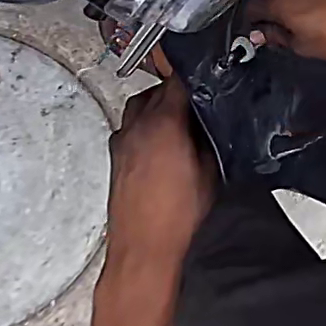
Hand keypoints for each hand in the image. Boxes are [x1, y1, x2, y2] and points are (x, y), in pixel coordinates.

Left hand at [104, 70, 212, 275]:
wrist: (144, 249)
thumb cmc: (178, 216)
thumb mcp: (210, 172)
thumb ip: (209, 138)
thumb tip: (210, 122)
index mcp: (164, 123)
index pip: (177, 82)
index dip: (194, 76)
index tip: (206, 77)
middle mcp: (138, 126)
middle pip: (157, 90)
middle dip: (177, 90)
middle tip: (197, 100)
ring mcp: (123, 141)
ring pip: (139, 105)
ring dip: (157, 104)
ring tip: (179, 119)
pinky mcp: (116, 157)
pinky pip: (130, 126)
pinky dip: (144, 124)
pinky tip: (161, 142)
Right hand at [246, 0, 325, 61]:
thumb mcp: (303, 47)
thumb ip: (277, 38)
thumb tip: (262, 34)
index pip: (250, 7)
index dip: (250, 23)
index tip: (256, 34)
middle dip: (268, 12)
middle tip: (275, 32)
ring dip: (288, 3)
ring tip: (298, 24)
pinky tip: (317, 13)